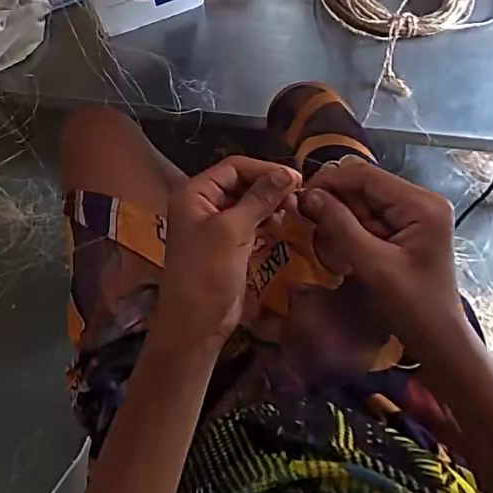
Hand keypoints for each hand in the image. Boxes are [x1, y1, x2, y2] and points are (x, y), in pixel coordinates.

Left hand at [158, 156, 299, 347]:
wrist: (195, 325)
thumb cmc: (207, 272)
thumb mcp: (233, 230)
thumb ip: (259, 199)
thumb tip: (288, 173)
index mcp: (195, 193)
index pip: (233, 167)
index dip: (264, 169)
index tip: (296, 178)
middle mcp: (203, 205)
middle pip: (242, 184)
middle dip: (269, 189)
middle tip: (298, 198)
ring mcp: (215, 227)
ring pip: (249, 205)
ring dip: (270, 207)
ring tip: (292, 214)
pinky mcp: (228, 247)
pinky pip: (250, 226)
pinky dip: (266, 226)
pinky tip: (282, 230)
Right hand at [298, 160, 468, 348]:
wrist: (440, 342)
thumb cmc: (413, 307)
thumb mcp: (373, 265)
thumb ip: (340, 225)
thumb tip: (308, 194)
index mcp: (421, 205)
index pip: (366, 175)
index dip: (330, 181)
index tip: (300, 197)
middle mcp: (421, 202)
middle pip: (364, 186)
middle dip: (335, 202)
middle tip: (308, 220)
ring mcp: (415, 215)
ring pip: (362, 201)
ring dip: (340, 217)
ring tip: (325, 239)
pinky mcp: (406, 229)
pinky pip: (369, 218)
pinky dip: (350, 229)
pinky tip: (341, 246)